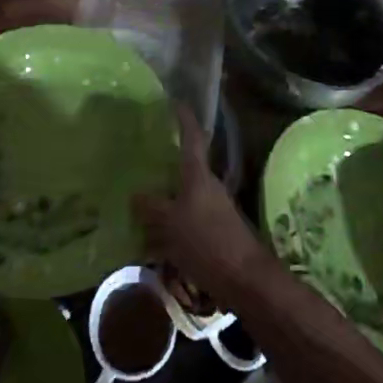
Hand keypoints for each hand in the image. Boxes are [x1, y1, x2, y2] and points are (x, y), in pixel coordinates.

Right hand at [133, 104, 269, 295]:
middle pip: (186, 167)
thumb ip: (151, 207)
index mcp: (198, 175)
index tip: (174, 102)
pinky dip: (172, 223)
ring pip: (186, 196)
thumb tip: (135, 194)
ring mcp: (215, 209)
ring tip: (140, 204)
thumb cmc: (207, 242)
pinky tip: (154, 239)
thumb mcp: (170, 223)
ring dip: (167, 198)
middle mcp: (208, 186)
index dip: (184, 118)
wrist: (246, 281)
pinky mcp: (217, 232)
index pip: (192, 137)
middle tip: (142, 160)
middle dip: (166, 165)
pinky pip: (189, 219)